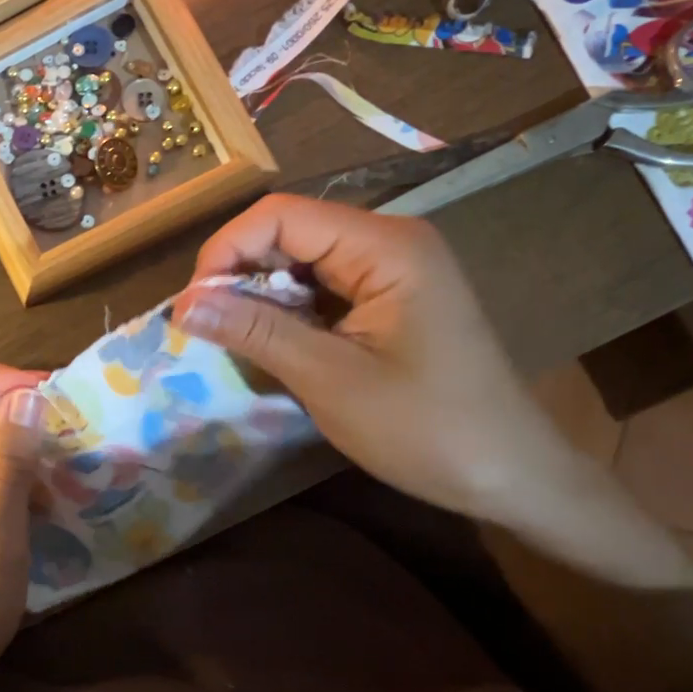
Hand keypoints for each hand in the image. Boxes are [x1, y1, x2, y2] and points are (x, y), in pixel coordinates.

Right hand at [170, 195, 582, 529]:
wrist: (510, 475)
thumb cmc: (425, 427)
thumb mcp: (328, 378)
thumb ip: (254, 331)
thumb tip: (182, 304)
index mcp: (385, 247)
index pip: (279, 216)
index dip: (226, 251)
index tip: (194, 307)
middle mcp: (390, 242)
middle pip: (288, 231)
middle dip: (238, 273)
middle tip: (208, 328)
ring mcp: (392, 270)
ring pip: (299, 260)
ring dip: (259, 295)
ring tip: (235, 340)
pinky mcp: (389, 299)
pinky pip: (319, 286)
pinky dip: (286, 311)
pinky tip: (273, 345)